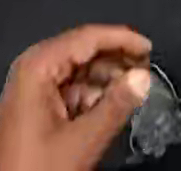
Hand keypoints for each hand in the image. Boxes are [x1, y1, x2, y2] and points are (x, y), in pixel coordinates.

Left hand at [0, 25, 152, 170]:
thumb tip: (145, 75)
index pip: (88, 37)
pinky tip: (109, 107)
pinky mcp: (32, 107)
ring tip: (132, 91)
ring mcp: (30, 87)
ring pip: (78, 71)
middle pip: (83, 51)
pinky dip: (90, 95)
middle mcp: (33, 66)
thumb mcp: (81, 143)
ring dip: (105, 79)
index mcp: (39, 64)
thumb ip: (116, 105)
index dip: (122, 39)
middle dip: (115, 60)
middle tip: (145, 71)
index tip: (150, 50)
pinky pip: (68, 89)